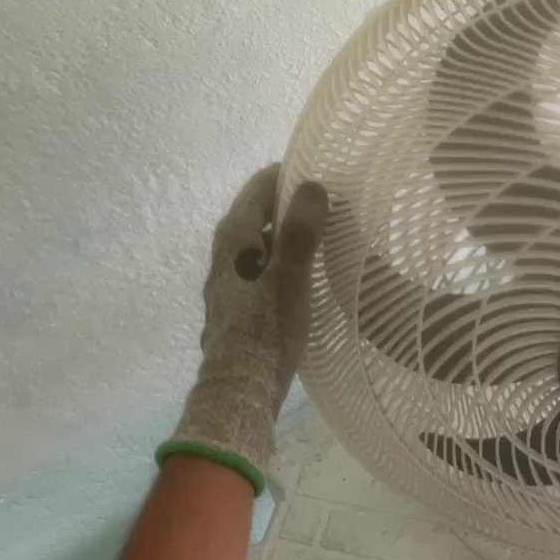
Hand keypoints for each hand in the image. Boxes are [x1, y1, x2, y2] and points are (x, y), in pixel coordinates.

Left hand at [161, 164, 328, 493]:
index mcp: (235, 237)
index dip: (288, 174)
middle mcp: (227, 252)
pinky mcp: (239, 303)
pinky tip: (308, 271)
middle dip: (292, 201)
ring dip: (289, 230)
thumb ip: (300, 230)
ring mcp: (230, 279)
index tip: (323, 170)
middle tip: (332, 199)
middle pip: (259, 212)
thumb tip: (312, 186)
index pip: (259, 187)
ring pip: (262, 240)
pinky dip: (285, 256)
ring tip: (327, 230)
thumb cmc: (267, 330)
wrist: (241, 389)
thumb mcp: (291, 276)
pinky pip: (265, 264)